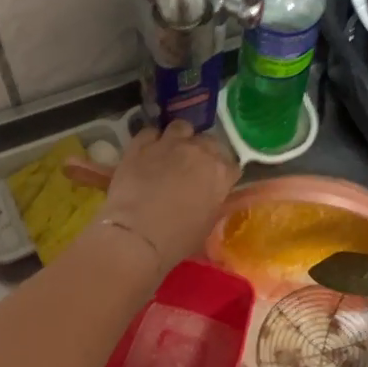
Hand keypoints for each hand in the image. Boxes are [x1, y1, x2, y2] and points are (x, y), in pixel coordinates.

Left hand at [97, 121, 239, 269]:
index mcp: (220, 173)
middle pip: (209, 141)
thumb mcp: (207, 224)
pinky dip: (152, 140)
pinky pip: (150, 132)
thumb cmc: (177, 238)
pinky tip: (148, 153)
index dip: (223, 174)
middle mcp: (198, 150)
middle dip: (205, 153)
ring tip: (172, 152)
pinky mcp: (140, 144)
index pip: (231, 165)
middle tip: (194, 169)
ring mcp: (168, 143)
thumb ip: (213, 201)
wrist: (136, 235)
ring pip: (181, 127)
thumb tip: (211, 194)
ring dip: (180, 138)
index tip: (216, 184)